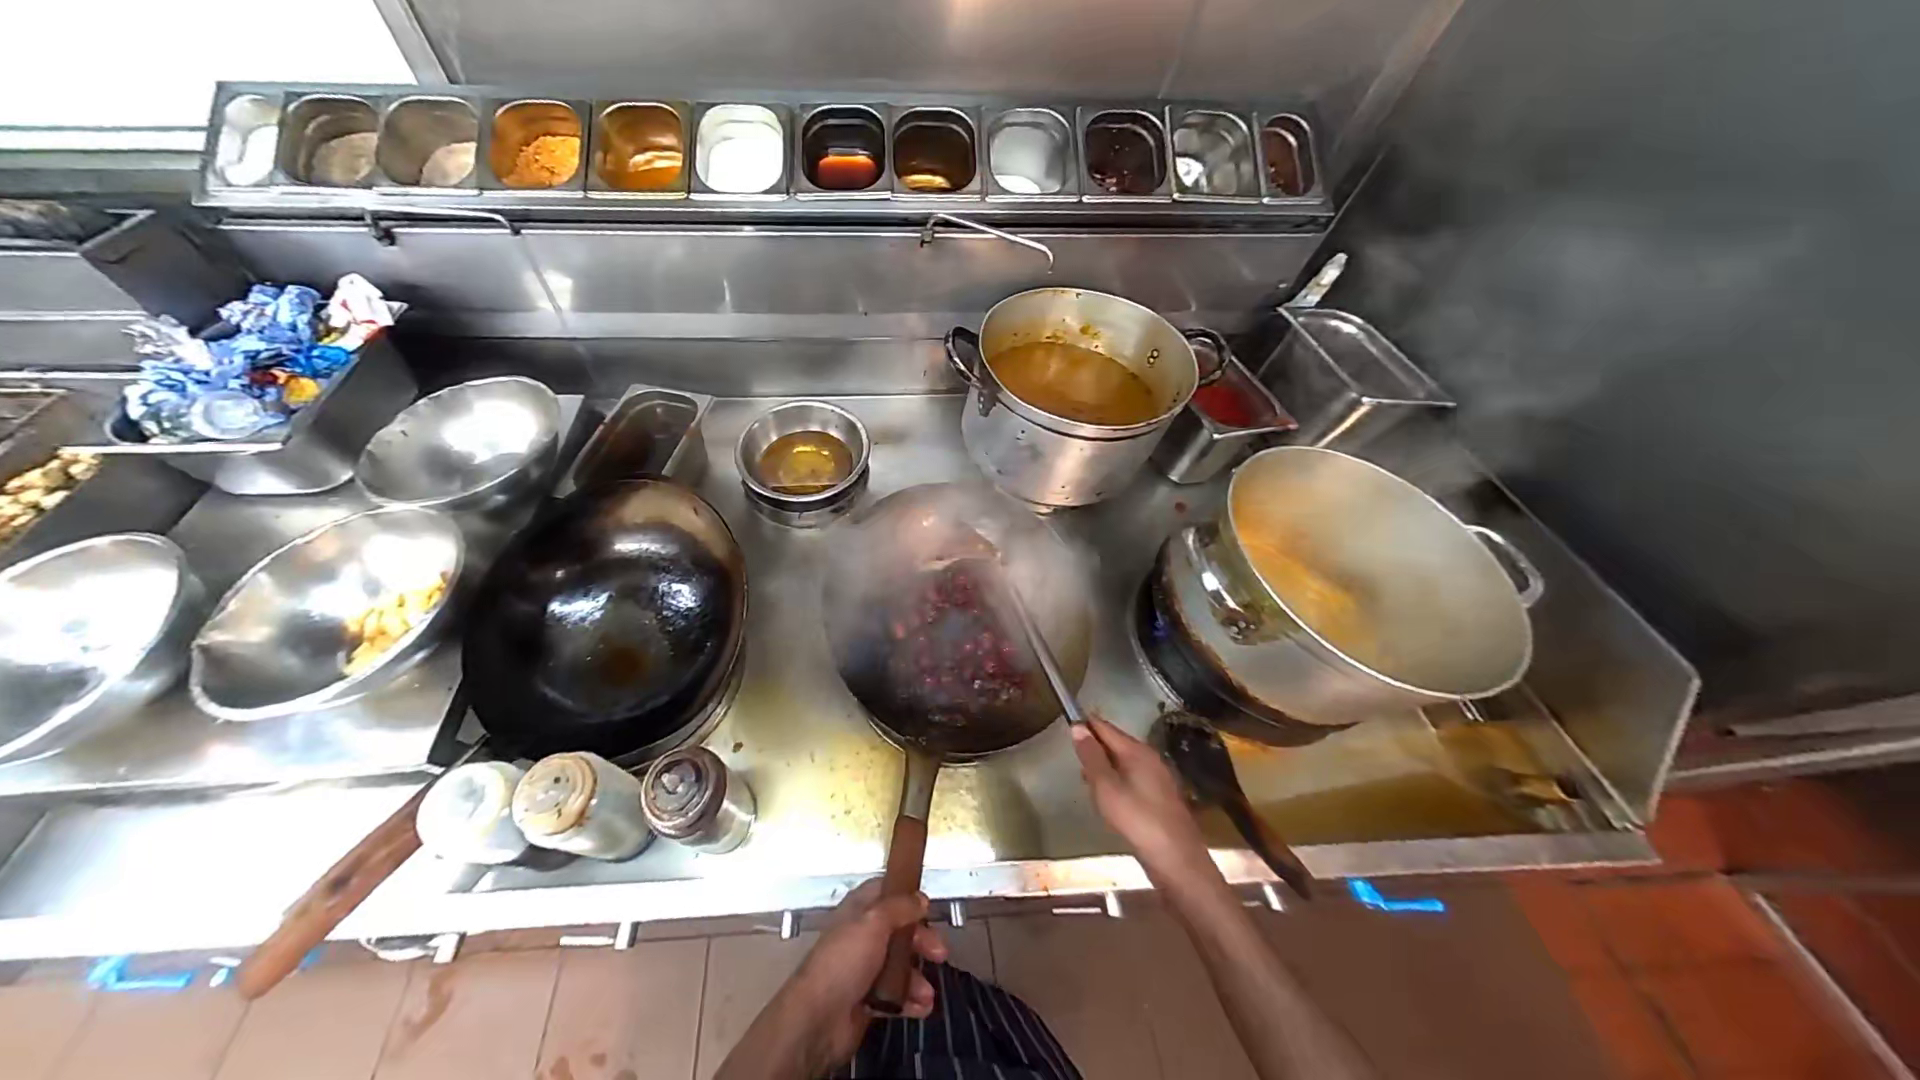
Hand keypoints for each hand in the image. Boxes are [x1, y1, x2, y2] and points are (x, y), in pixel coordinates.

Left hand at [718, 879, 947, 1079]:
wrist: (818, 1018)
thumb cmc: (844, 960)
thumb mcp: (874, 922)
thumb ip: (900, 907)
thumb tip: (921, 897)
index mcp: (858, 911)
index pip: (883, 891)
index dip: (905, 894)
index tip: (927, 904)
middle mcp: (861, 936)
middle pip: (899, 930)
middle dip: (922, 940)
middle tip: (940, 952)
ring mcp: (864, 969)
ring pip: (900, 965)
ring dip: (918, 977)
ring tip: (928, 992)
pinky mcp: (867, 999)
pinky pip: (896, 995)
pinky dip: (910, 1000)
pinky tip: (921, 1006)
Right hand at [1071, 717, 1216, 883]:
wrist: (1176, 860)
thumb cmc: (1137, 819)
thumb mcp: (1106, 787)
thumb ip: (1091, 757)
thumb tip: (1078, 726)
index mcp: (1137, 750)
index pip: (1105, 727)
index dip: (1085, 725)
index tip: (1065, 728)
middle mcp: (1150, 757)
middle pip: (1115, 743)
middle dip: (1094, 748)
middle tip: (1075, 764)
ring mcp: (1158, 777)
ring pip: (1123, 762)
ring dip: (1104, 767)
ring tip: (1088, 784)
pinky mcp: (1160, 796)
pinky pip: (1132, 778)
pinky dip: (1116, 781)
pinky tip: (1109, 800)